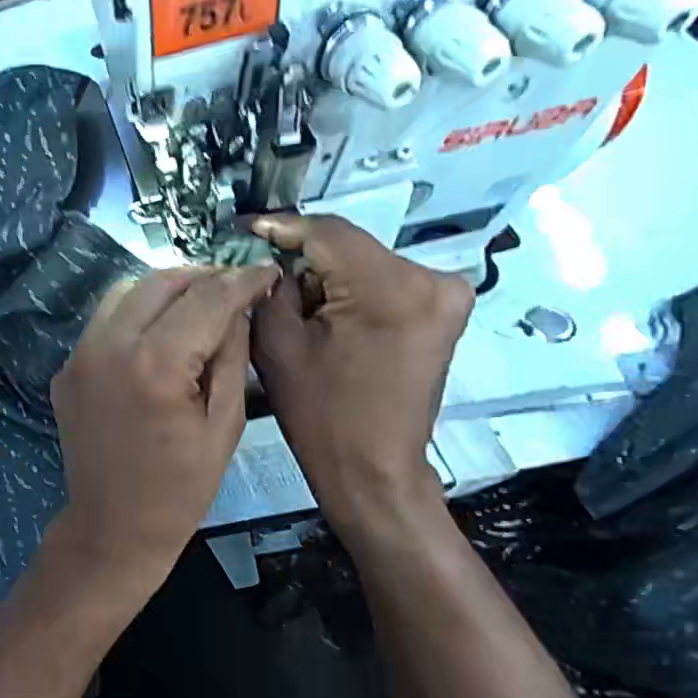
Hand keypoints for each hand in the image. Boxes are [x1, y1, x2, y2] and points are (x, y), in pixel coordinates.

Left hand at [50, 264, 279, 580]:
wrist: (113, 528)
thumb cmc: (180, 489)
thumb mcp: (224, 425)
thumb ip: (233, 357)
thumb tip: (241, 307)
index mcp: (155, 364)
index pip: (207, 298)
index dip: (243, 280)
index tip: (268, 271)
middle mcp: (109, 345)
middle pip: (163, 281)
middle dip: (205, 276)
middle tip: (237, 287)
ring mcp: (80, 355)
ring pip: (128, 291)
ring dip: (169, 289)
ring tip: (202, 304)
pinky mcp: (68, 368)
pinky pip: (107, 320)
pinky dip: (139, 313)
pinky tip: (162, 333)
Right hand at [249, 214, 474, 529]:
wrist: (375, 471)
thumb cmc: (323, 418)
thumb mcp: (278, 348)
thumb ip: (270, 289)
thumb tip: (272, 258)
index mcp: (390, 287)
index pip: (327, 231)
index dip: (283, 227)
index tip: (248, 228)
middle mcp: (432, 278)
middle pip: (350, 249)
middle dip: (308, 262)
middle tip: (270, 282)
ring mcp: (449, 294)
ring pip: (369, 265)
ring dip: (334, 280)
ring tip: (303, 312)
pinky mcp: (449, 310)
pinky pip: (390, 284)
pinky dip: (359, 294)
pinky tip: (336, 321)